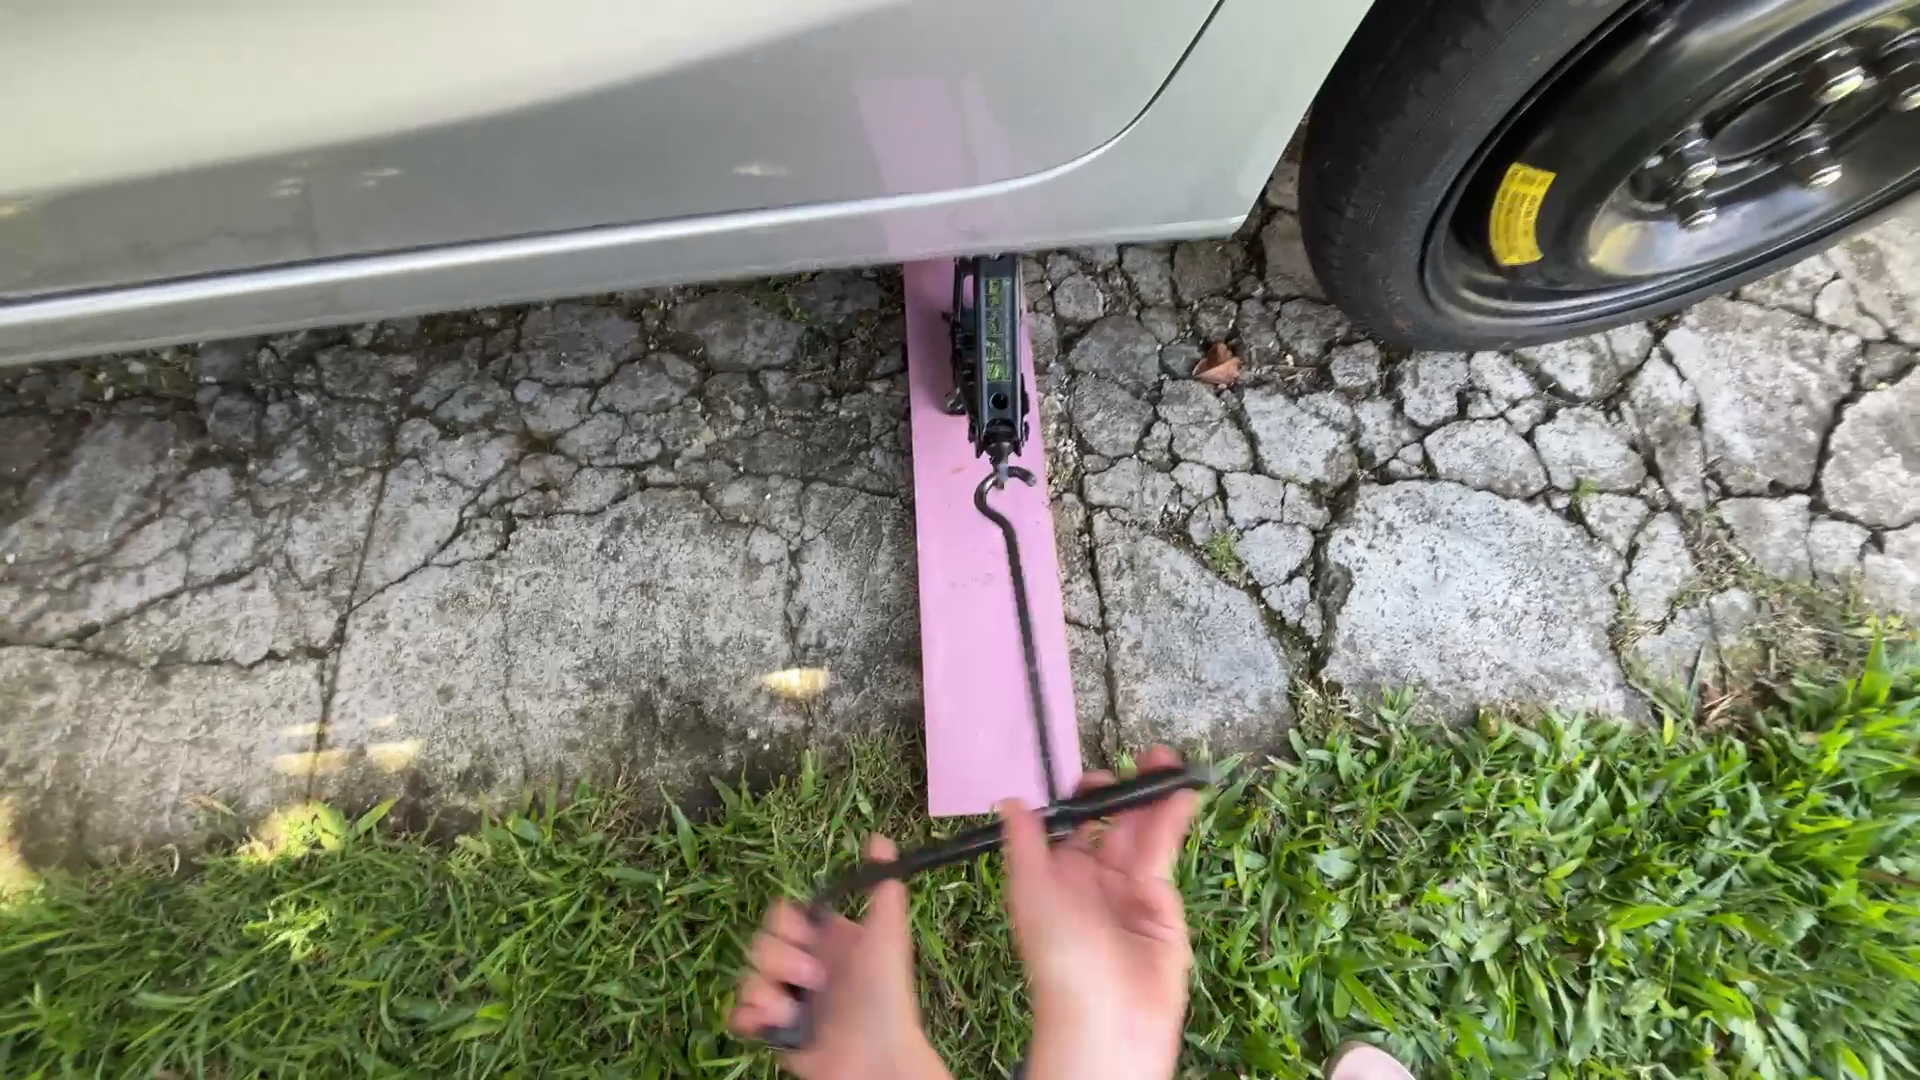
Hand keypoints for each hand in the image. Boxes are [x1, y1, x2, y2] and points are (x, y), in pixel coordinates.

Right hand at [729, 835, 950, 1079]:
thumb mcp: (889, 930)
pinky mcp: (777, 1032)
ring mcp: (790, 998)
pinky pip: (742, 1016)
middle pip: (761, 944)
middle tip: (812, 980)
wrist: (878, 1054)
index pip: (783, 915)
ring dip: (763, 990)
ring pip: (749, 977)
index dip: (786, 923)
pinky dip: (745, 1017)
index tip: (805, 933)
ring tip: (789, 1008)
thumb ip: (882, 884)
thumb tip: (880, 837)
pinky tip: (764, 1022)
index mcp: (825, 938)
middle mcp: (804, 963)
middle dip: (778, 959)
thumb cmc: (886, 988)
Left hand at [1000, 746, 1200, 1079]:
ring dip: (1152, 794)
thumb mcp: (1032, 892)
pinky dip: (1172, 819)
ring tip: (1165, 759)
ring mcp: (1128, 886)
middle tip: (1141, 756)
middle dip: (1124, 788)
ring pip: (1140, 829)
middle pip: (1110, 820)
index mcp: (1058, 872)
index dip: (1081, 794)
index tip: (1090, 771)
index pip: (1072, 821)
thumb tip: (1008, 798)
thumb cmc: (1059, 955)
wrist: (1107, 1020)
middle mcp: (1093, 875)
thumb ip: (1024, 843)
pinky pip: (1164, 850)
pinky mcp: (1160, 899)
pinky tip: (1180, 792)